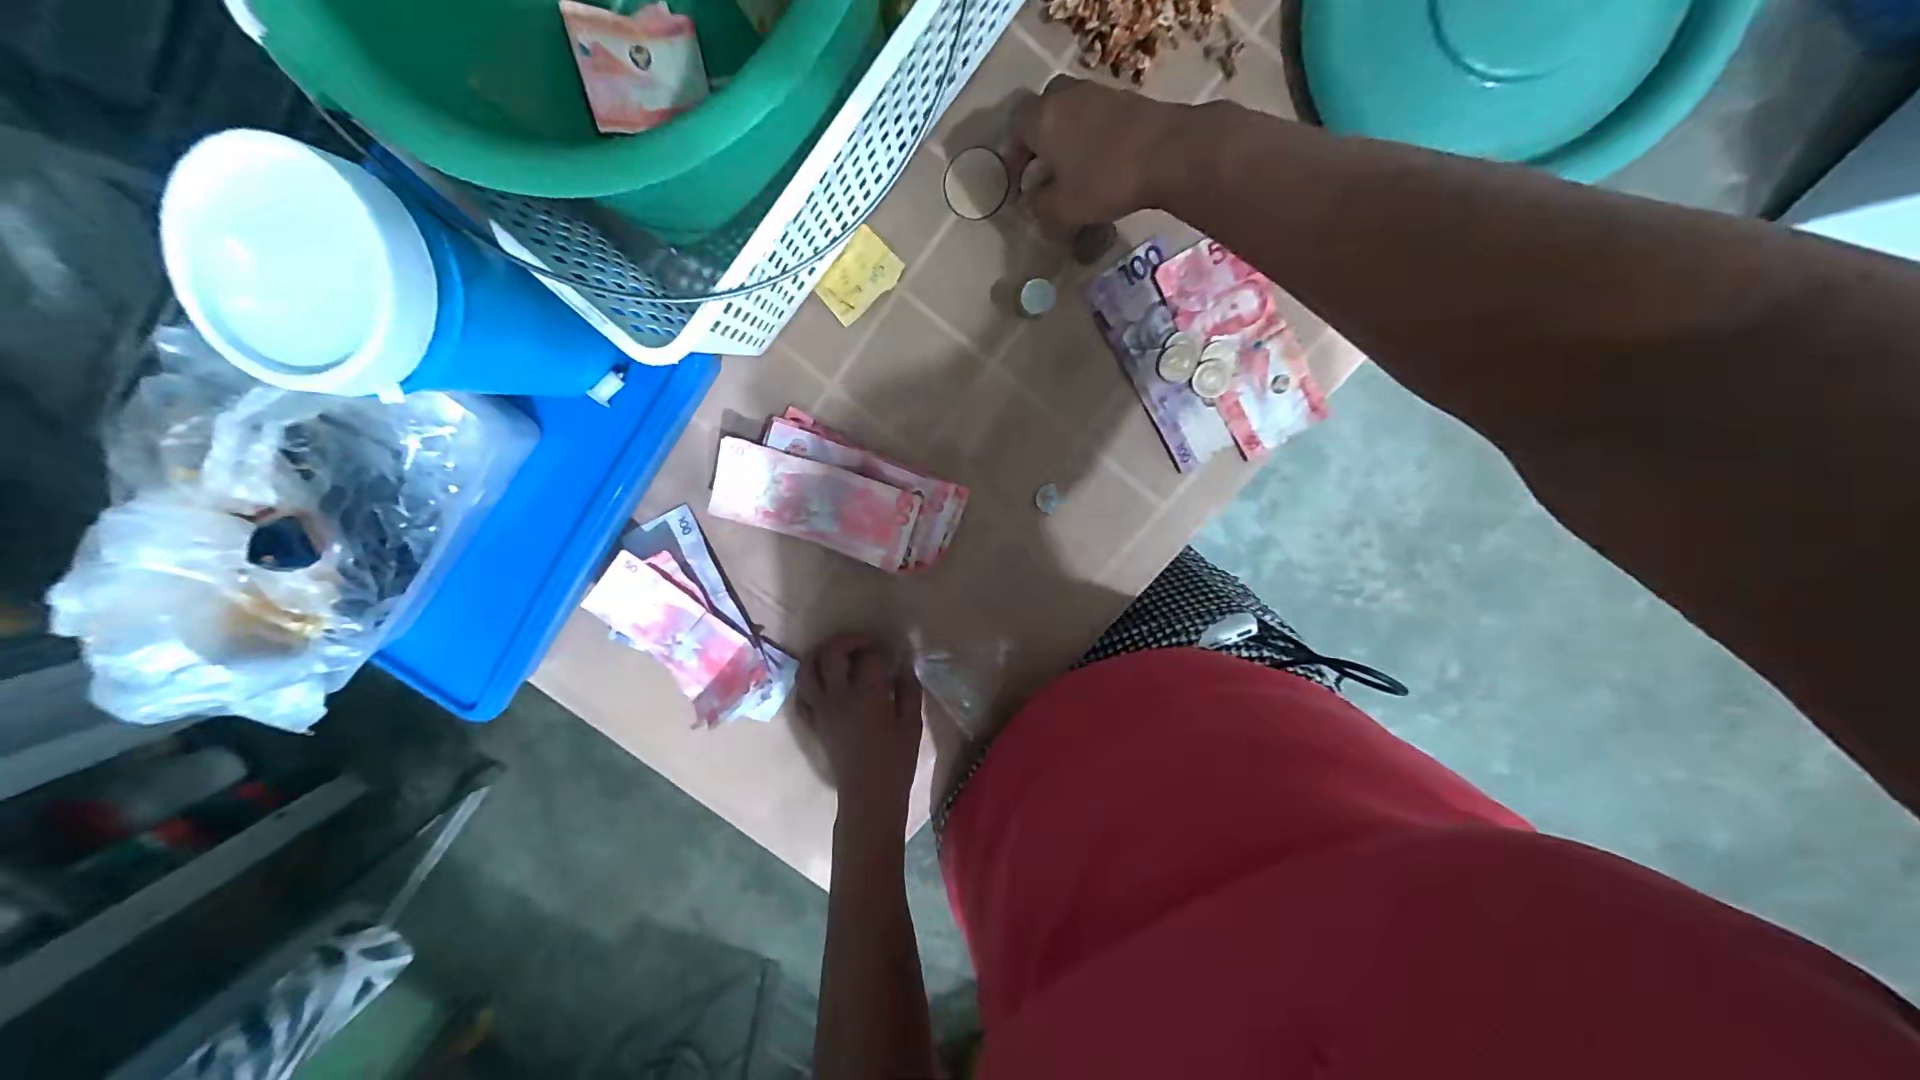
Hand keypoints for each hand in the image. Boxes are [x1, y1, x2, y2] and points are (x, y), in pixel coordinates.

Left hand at [797, 634, 923, 816]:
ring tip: (837, 653)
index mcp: (867, 694)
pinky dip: (809, 681)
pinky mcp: (813, 722)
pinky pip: (801, 695)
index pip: (870, 656)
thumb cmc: (896, 760)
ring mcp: (821, 709)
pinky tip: (823, 680)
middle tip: (864, 644)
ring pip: (807, 669)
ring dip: (820, 654)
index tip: (891, 655)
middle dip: (847, 641)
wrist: (869, 795)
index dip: (881, 649)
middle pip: (831, 653)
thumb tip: (903, 665)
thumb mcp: (912, 722)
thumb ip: (909, 689)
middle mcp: (838, 695)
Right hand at [1010, 76, 1186, 234]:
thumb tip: (1029, 201)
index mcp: (1041, 118)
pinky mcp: (1124, 98)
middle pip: (1041, 113)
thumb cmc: (1105, 181)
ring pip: (1069, 112)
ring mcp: (1097, 93)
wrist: (1169, 152)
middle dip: (1038, 142)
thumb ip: (1038, 206)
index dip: (1012, 160)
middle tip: (1042, 170)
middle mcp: (1065, 96)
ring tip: (1071, 171)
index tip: (1019, 187)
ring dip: (1065, 139)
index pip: (1014, 130)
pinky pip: (1094, 116)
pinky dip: (1089, 136)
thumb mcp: (1062, 208)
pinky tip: (1099, 162)